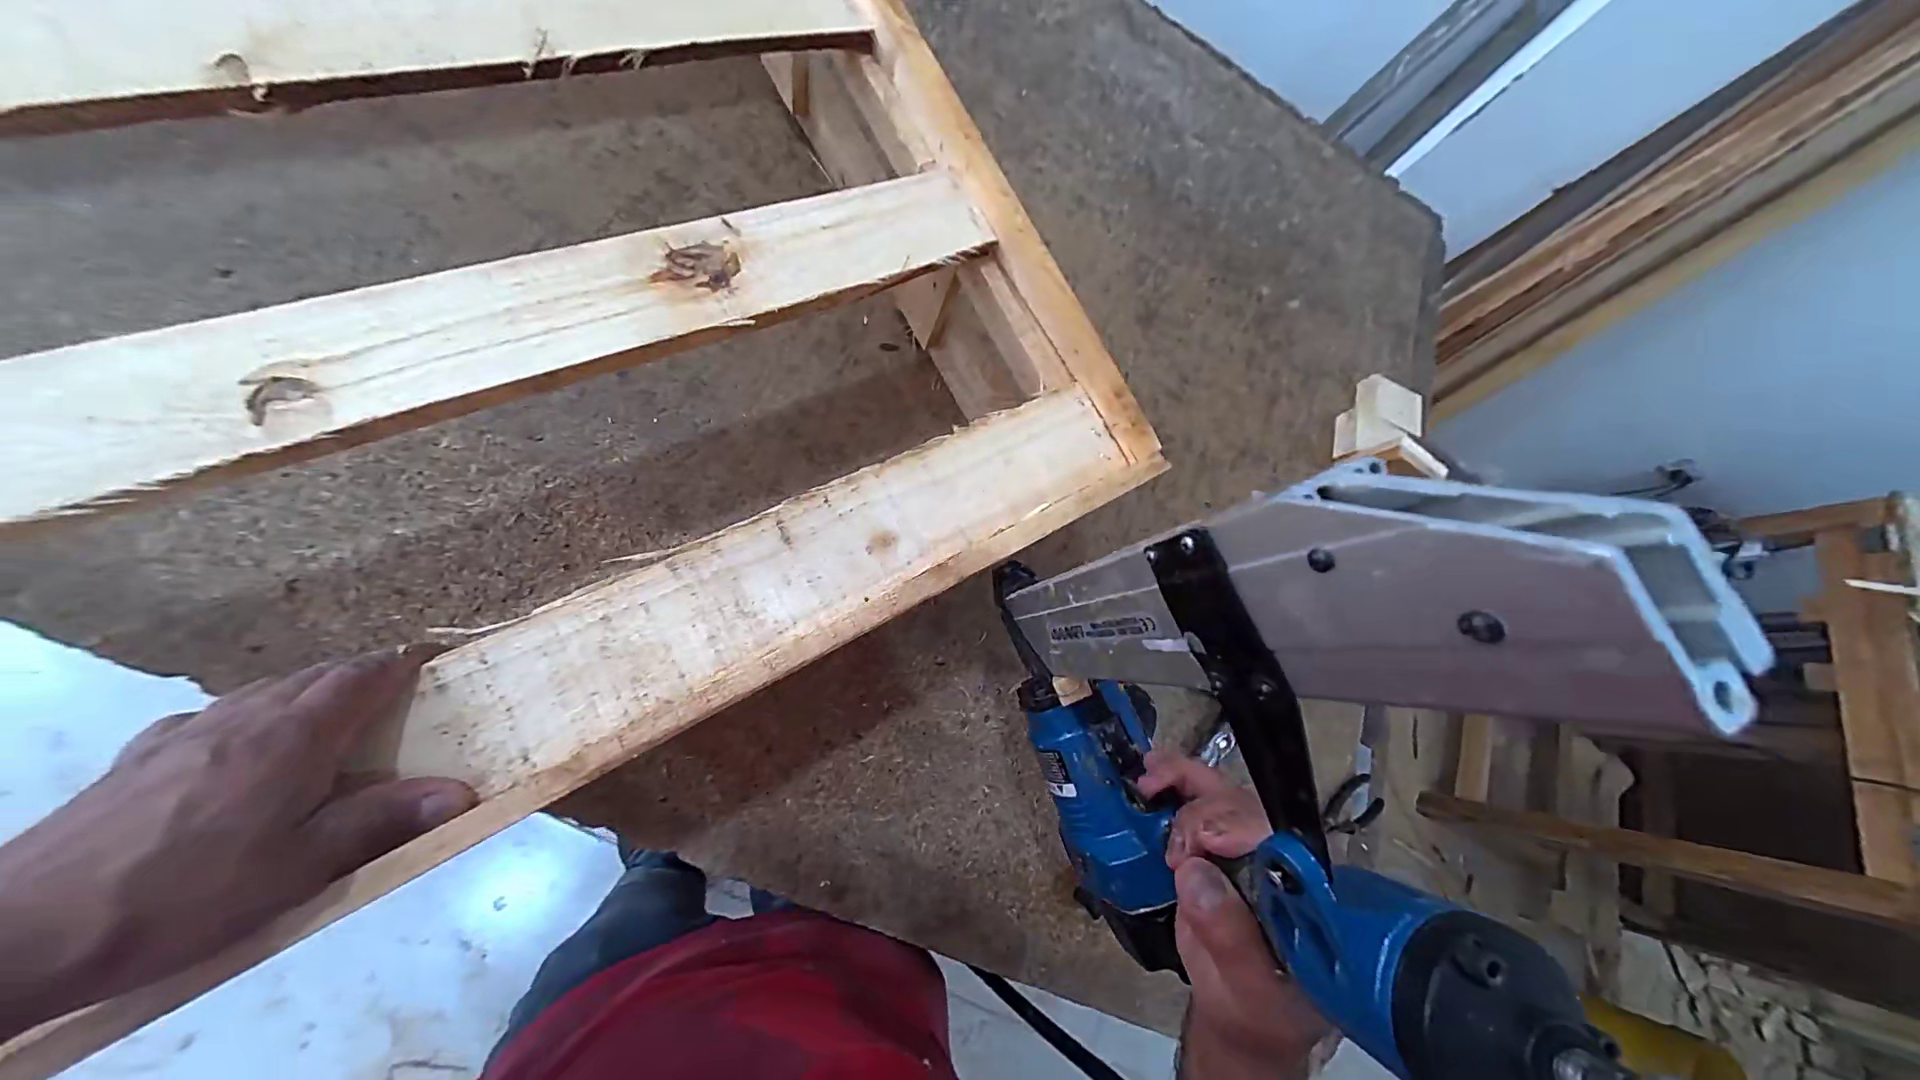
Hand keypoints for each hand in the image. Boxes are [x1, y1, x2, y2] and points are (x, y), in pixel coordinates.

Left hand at [0, 647, 477, 1040]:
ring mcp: (185, 734)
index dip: (400, 662)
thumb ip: (380, 820)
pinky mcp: (139, 757)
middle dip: (361, 673)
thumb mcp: (299, 868)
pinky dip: (251, 712)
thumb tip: (458, 792)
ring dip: (309, 689)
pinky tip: (241, 746)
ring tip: (330, 714)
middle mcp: (245, 718)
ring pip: (265, 688)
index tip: (432, 658)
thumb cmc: (184, 894)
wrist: (17, 933)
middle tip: (394, 692)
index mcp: (294, 737)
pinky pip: (214, 713)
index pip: (360, 676)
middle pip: (316, 674)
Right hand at [1138, 749, 1331, 1079]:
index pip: (1269, 838)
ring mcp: (1250, 842)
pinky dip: (1174, 781)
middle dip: (1199, 814)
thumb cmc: (1255, 1005)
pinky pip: (1201, 796)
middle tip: (1170, 852)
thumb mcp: (1245, 984)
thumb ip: (1228, 934)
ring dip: (1182, 777)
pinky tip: (1150, 779)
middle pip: (1243, 807)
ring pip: (1222, 791)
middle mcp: (1279, 855)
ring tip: (1148, 781)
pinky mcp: (1221, 837)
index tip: (1186, 856)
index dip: (1227, 830)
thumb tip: (1193, 873)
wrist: (1244, 1012)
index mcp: (1299, 887)